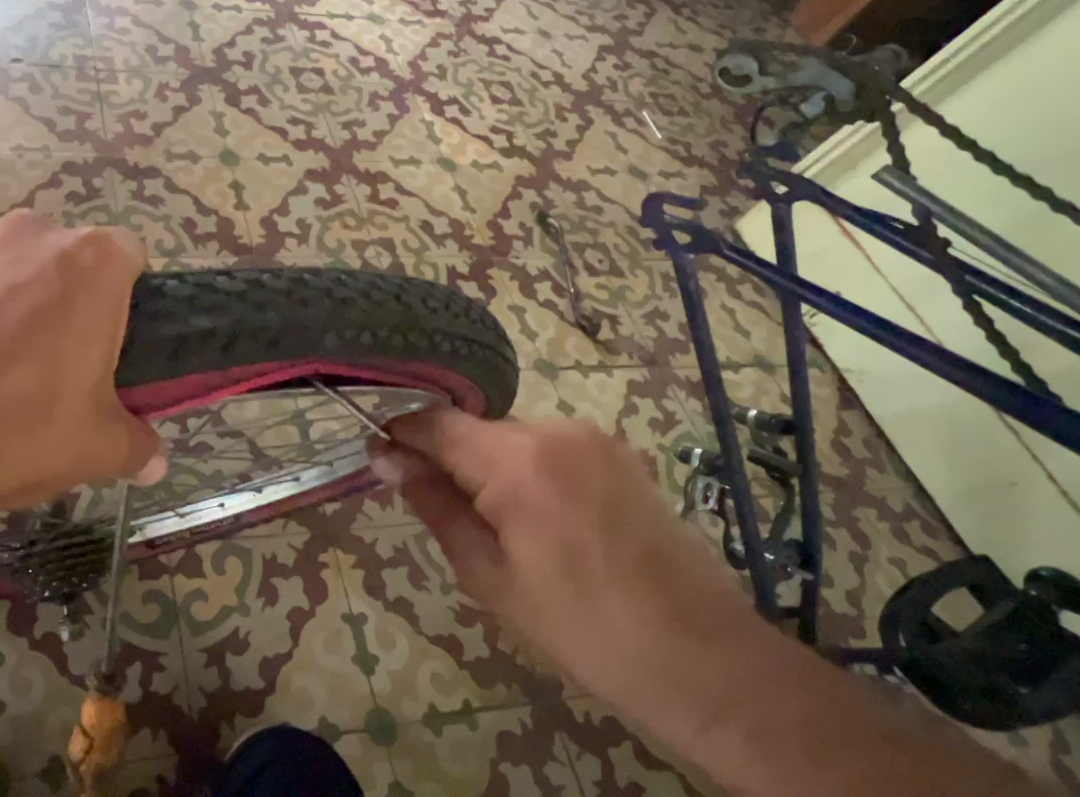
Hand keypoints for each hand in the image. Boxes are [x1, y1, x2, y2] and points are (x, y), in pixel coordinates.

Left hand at [0, 212, 163, 525]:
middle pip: (55, 253)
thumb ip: (136, 444)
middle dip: (51, 291)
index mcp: (91, 264)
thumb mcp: (91, 451)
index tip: (96, 340)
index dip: (117, 297)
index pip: (125, 257)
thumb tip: (156, 460)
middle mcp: (29, 228)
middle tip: (32, 358)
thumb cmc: (8, 437)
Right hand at [371, 412, 760, 703]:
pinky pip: (549, 449)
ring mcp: (594, 438)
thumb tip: (386, 458)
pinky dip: (527, 472)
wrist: (702, 658)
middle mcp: (554, 429)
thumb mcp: (487, 574)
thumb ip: (434, 504)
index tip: (377, 461)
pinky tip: (541, 523)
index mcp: (516, 459)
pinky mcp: (620, 454)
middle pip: (474, 429)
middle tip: (442, 516)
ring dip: (488, 467)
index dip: (399, 436)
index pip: (434, 422)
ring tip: (499, 529)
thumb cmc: (581, 626)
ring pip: (510, 438)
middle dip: (447, 460)